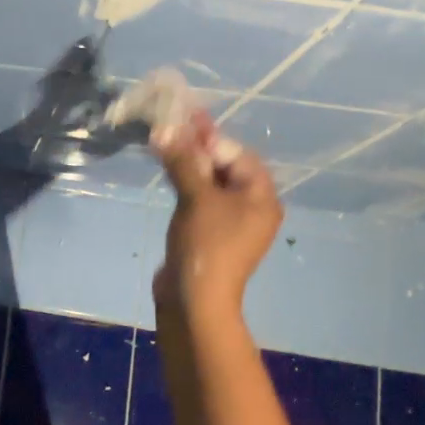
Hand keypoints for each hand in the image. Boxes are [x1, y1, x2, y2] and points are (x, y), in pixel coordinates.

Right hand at [153, 112, 282, 313]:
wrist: (195, 302)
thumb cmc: (206, 245)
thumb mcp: (196, 198)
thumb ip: (183, 161)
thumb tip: (163, 129)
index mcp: (262, 198)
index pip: (238, 155)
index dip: (211, 138)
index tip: (182, 123)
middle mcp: (252, 210)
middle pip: (226, 169)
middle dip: (198, 151)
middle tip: (169, 134)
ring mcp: (230, 226)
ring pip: (210, 186)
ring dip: (189, 168)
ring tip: (163, 151)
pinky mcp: (209, 238)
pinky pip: (200, 204)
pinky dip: (185, 189)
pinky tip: (167, 179)